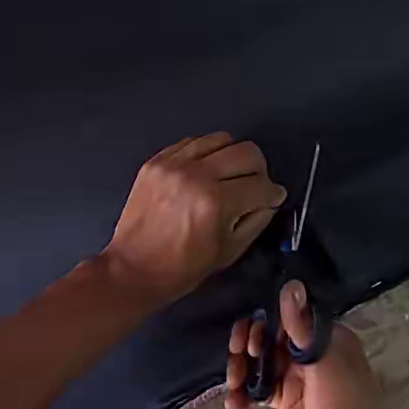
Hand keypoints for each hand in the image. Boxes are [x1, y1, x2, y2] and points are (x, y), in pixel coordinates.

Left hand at [102, 132, 287, 307]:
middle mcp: (195, 176)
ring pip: (221, 139)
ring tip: (230, 176)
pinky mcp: (156, 162)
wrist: (134, 269)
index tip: (274, 197)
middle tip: (256, 185)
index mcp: (215, 202)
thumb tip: (269, 200)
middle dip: (259, 170)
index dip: (274, 193)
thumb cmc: (183, 267)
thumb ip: (256, 220)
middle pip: (247, 152)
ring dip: (233, 156)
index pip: (260, 184)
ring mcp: (173, 165)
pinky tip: (205, 172)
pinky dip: (206, 154)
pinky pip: (192, 142)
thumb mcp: (230, 251)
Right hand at [225, 281, 406, 408]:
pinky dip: (244, 393)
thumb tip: (291, 284)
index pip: (293, 315)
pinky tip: (234, 404)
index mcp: (330, 340)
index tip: (248, 334)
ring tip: (234, 385)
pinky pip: (259, 387)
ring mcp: (298, 378)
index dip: (267, 319)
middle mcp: (313, 354)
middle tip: (237, 358)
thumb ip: (305, 330)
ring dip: (243, 368)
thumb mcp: (325, 371)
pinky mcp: (286, 401)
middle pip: (271, 336)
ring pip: (261, 361)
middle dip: (249, 344)